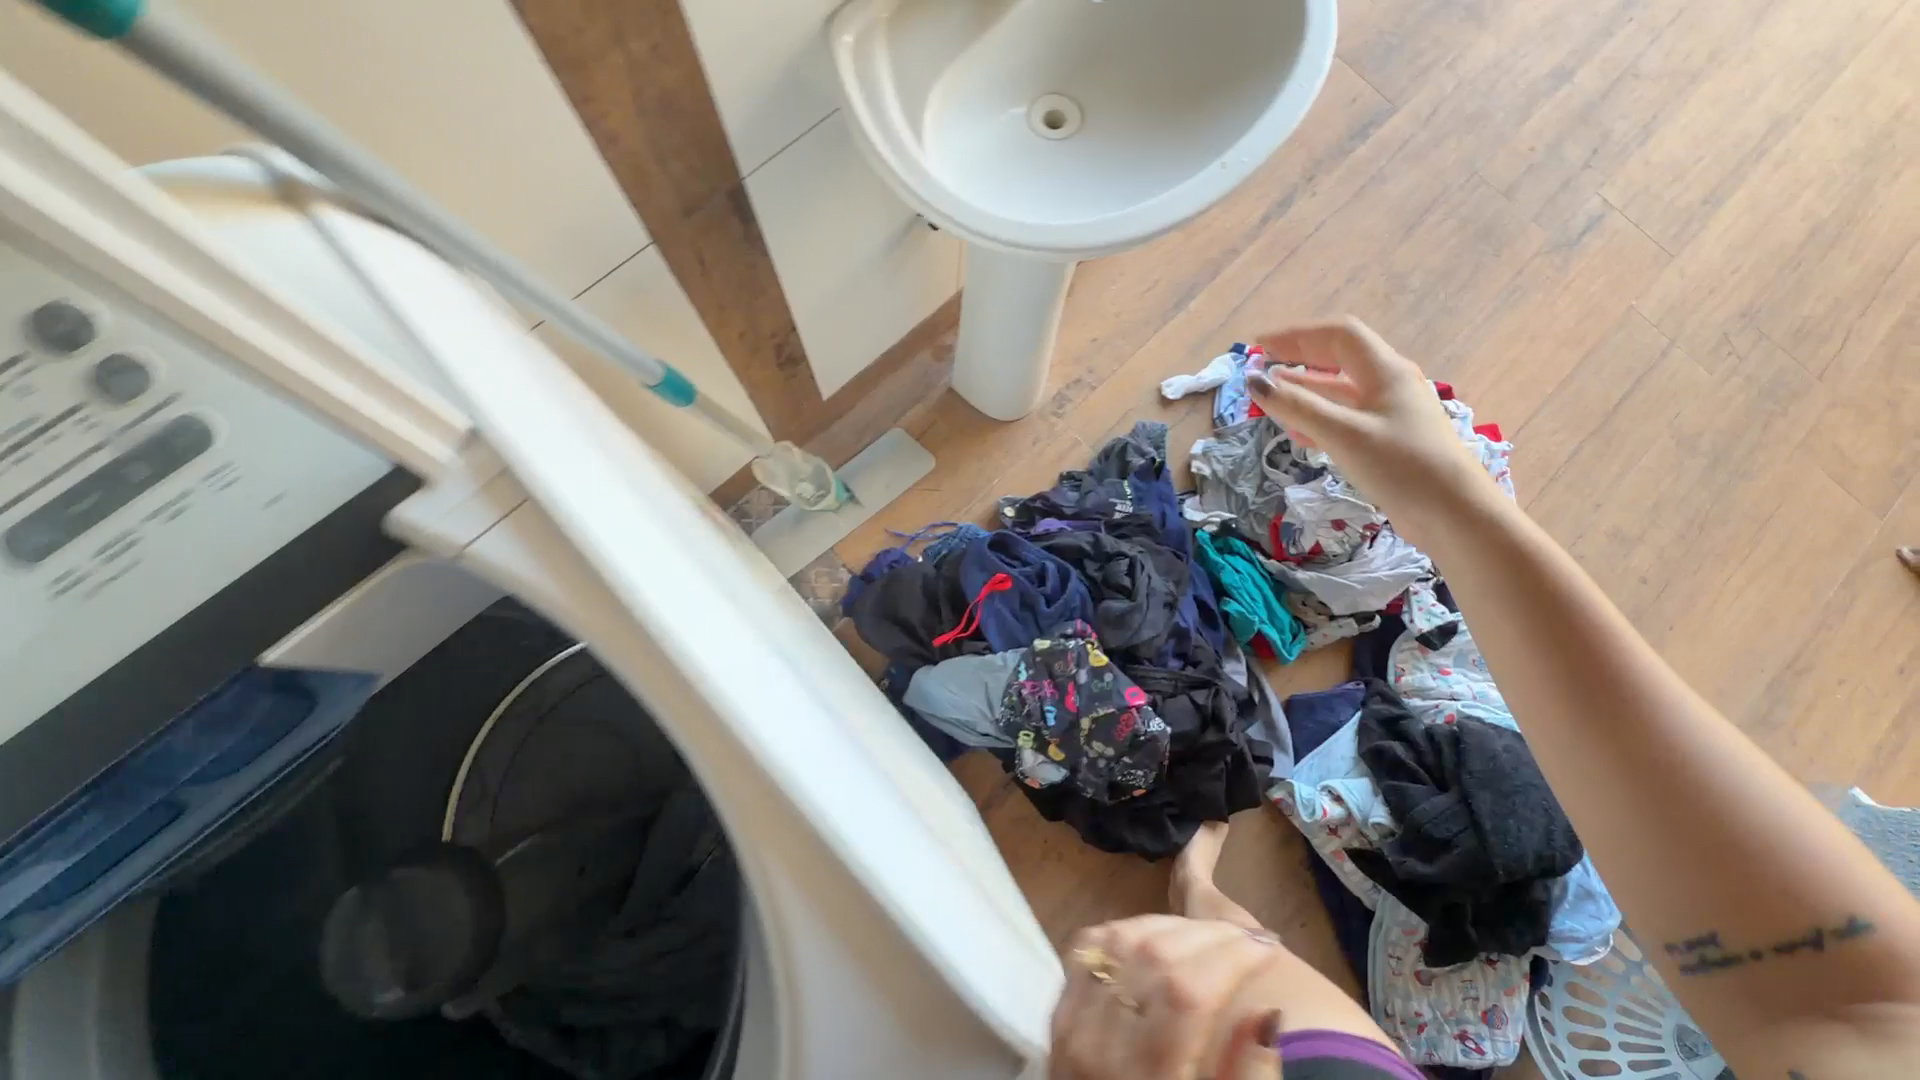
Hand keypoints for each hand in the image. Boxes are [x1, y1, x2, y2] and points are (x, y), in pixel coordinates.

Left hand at [1049, 916, 1284, 1079]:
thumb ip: (1249, 1077)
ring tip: (1211, 936)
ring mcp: (1072, 1026)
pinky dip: (1126, 930)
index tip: (1268, 945)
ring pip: (1120, 941)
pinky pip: (1088, 949)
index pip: (1187, 992)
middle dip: (1208, 935)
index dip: (1231, 957)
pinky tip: (1159, 936)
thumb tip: (1267, 1013)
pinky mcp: (1057, 1017)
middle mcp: (1101, 1046)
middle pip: (1153, 957)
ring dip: (1170, 925)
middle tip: (1247, 937)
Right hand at [1251, 318, 1499, 537]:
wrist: (1454, 513)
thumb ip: (1297, 407)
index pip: (1337, 336)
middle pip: (1339, 359)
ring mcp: (1391, 413)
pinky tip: (1299, 430)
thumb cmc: (1401, 465)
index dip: (1296, 335)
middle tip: (1263, 367)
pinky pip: (1347, 417)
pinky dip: (1319, 417)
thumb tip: (1255, 382)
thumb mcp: (1343, 434)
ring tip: (1273, 396)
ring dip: (1307, 389)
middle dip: (1299, 359)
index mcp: (1385, 371)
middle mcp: (1390, 384)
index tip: (1259, 346)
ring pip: (1342, 391)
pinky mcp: (1388, 440)